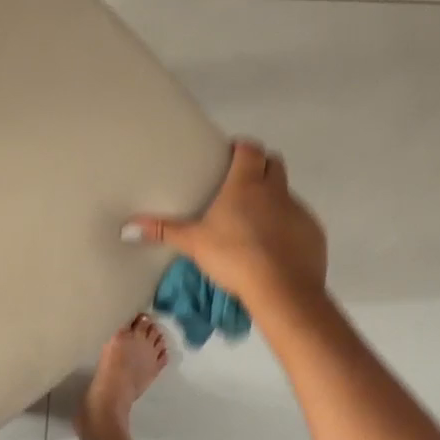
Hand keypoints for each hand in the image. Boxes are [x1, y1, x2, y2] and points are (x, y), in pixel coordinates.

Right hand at [128, 139, 327, 306]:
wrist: (283, 291)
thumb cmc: (234, 256)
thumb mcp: (193, 243)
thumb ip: (162, 231)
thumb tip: (125, 228)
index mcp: (246, 183)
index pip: (250, 149)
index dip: (241, 148)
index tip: (229, 155)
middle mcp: (276, 190)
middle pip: (274, 163)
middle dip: (260, 166)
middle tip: (240, 183)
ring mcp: (299, 211)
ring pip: (286, 193)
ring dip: (273, 198)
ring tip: (253, 221)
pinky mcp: (315, 234)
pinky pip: (299, 221)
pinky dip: (287, 226)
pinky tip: (273, 247)